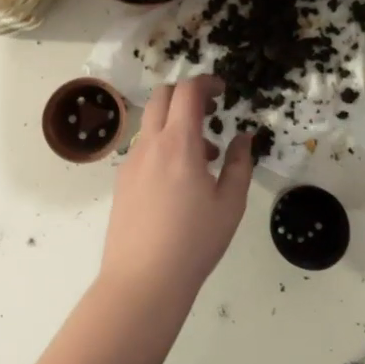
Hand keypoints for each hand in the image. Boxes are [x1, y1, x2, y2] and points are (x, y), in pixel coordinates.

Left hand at [100, 76, 254, 298]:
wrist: (142, 282)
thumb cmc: (193, 242)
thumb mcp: (230, 204)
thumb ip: (239, 164)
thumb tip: (242, 138)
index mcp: (179, 143)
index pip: (188, 91)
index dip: (206, 81)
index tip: (223, 90)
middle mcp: (150, 144)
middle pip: (163, 96)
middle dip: (187, 94)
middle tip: (210, 112)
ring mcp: (131, 162)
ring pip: (152, 123)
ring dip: (176, 123)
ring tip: (204, 156)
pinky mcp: (122, 182)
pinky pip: (143, 148)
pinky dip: (163, 146)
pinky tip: (180, 181)